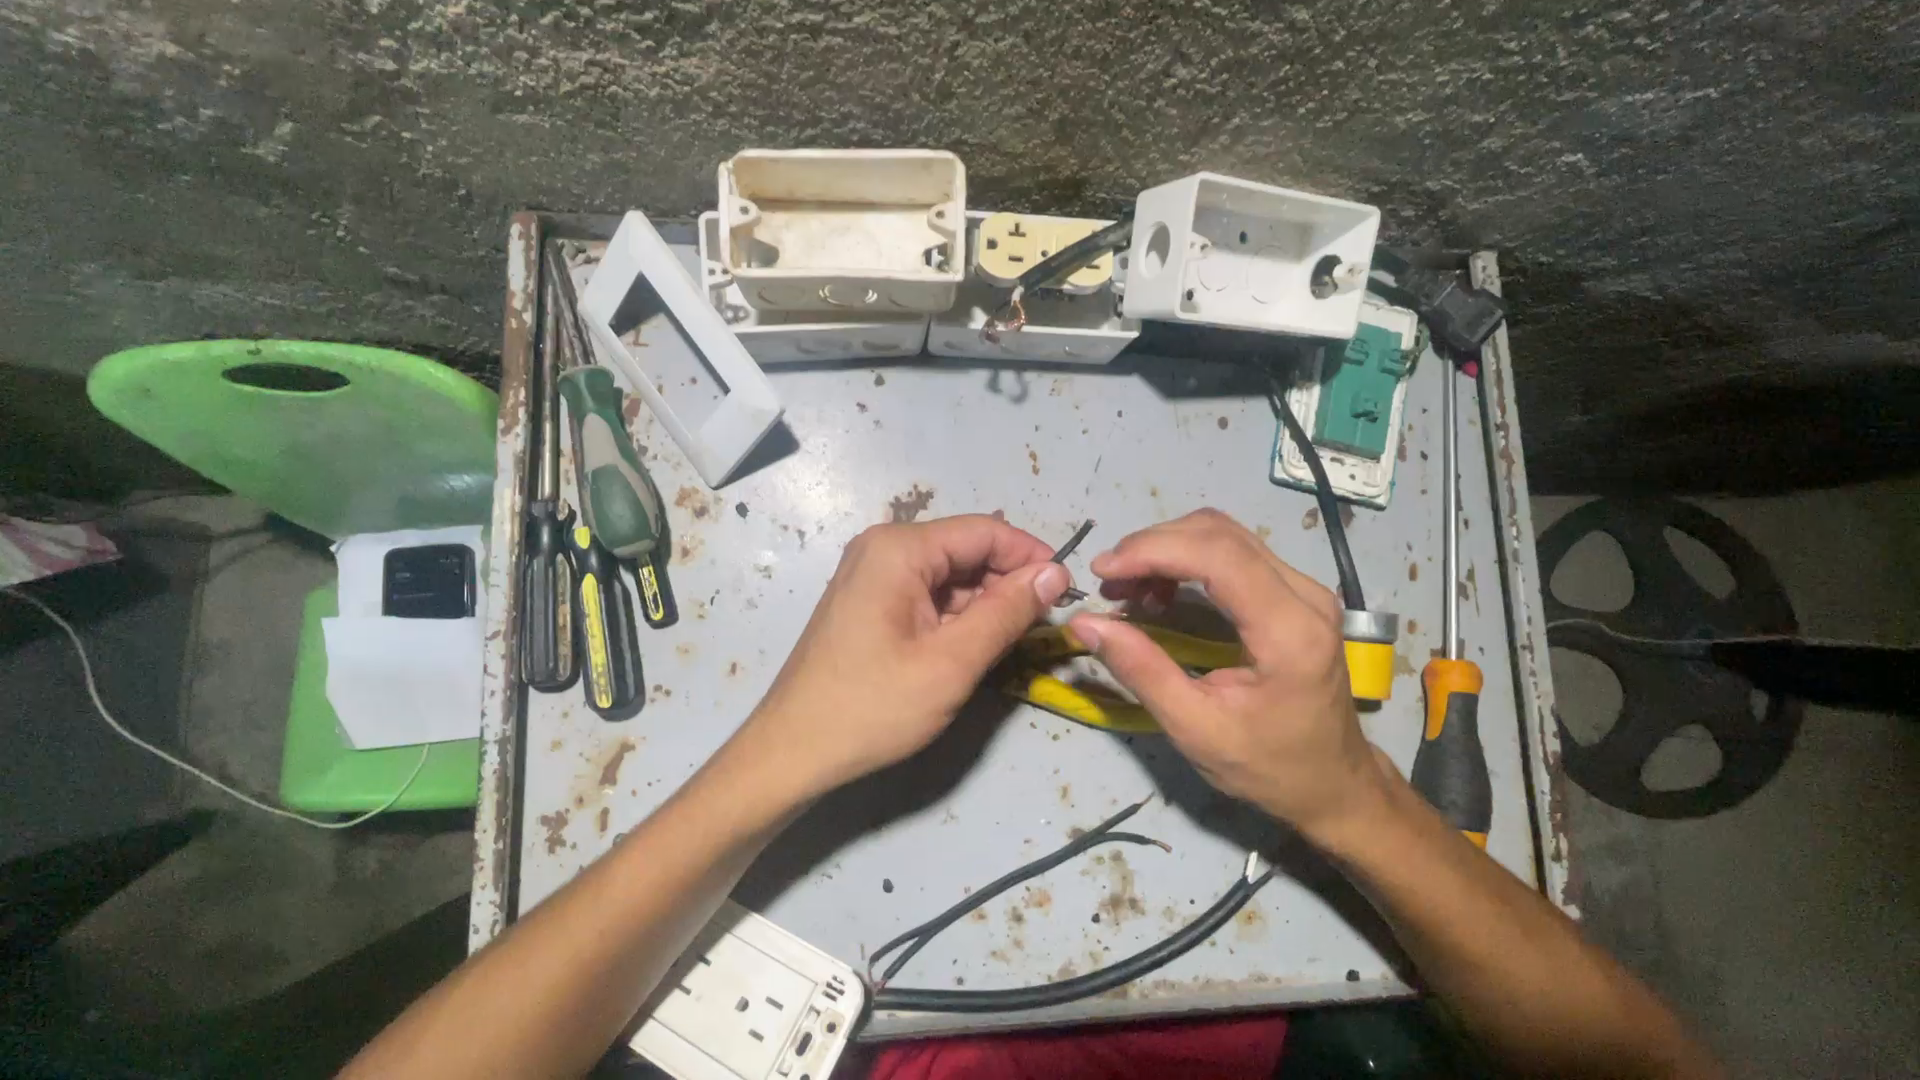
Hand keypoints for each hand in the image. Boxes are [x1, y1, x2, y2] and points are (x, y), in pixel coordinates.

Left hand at [740, 514, 1072, 797]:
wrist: (793, 752)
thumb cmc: (873, 706)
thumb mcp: (951, 663)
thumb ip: (1007, 612)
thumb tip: (1055, 573)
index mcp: (899, 548)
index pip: (985, 531)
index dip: (1031, 556)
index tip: (1066, 591)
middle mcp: (883, 549)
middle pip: (966, 550)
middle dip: (1007, 582)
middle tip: (1042, 626)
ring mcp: (871, 575)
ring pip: (949, 576)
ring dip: (984, 604)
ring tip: (1010, 643)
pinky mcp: (869, 603)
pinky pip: (927, 596)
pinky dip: (957, 617)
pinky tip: (972, 648)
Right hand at [1067, 509, 1391, 845]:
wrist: (1332, 784)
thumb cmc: (1267, 765)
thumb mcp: (1195, 728)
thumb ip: (1141, 670)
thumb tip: (1084, 623)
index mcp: (1288, 632)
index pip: (1218, 556)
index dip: (1154, 550)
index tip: (1103, 570)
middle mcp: (1305, 596)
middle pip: (1219, 534)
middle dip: (1153, 545)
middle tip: (1108, 581)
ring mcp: (1304, 589)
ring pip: (1225, 535)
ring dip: (1167, 549)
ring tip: (1128, 588)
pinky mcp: (1295, 593)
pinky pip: (1235, 553)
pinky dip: (1187, 559)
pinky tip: (1161, 591)